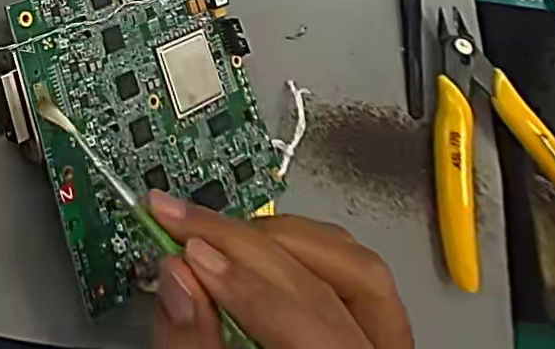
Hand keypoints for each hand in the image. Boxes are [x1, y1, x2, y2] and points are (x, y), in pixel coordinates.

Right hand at [145, 194, 412, 348]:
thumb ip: (191, 348)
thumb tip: (175, 270)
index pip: (309, 334)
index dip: (244, 286)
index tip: (184, 250)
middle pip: (318, 288)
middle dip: (236, 243)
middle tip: (174, 219)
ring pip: (352, 267)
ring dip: (274, 237)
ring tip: (215, 236)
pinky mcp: (379, 342)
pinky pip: (356, 273)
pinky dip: (300, 245)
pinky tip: (254, 248)